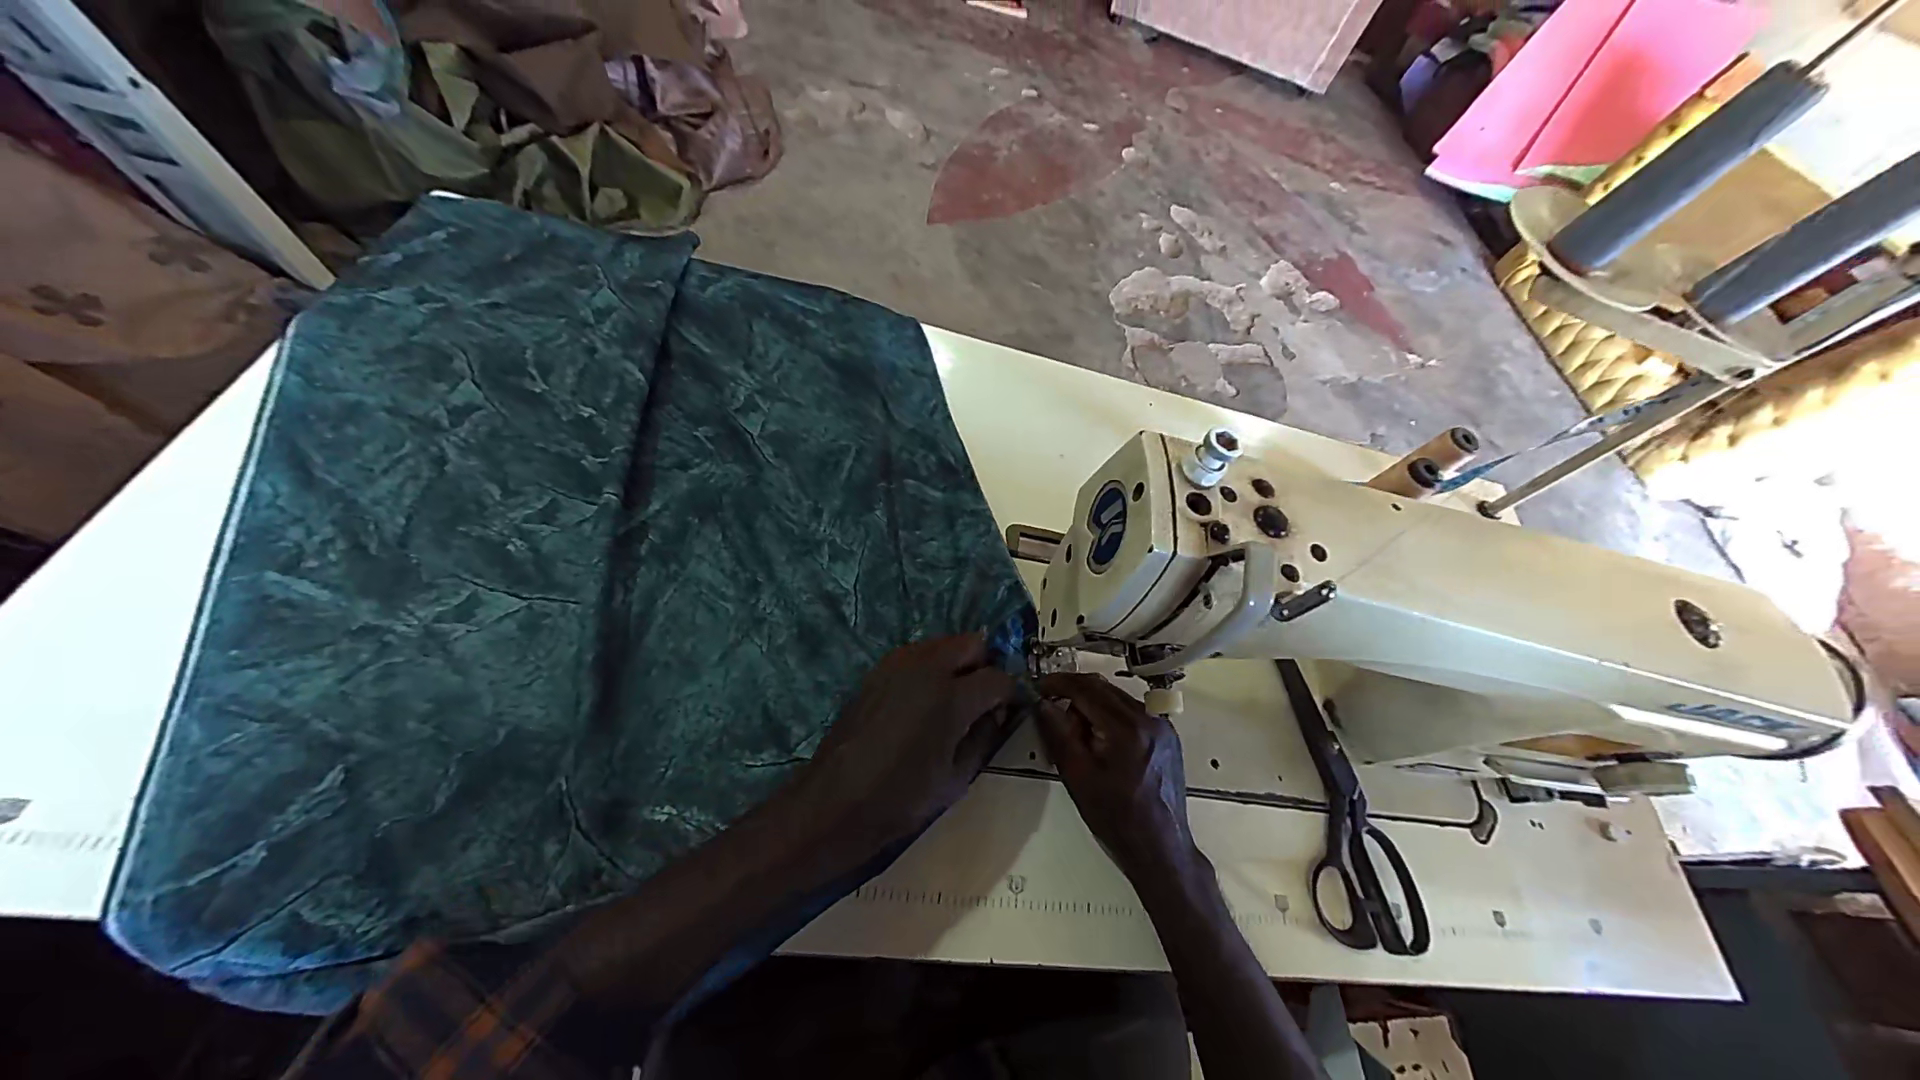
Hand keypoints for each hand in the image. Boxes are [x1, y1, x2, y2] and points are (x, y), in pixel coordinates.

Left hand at [797, 633, 1017, 853]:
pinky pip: (916, 654)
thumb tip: (996, 714)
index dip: (1011, 692)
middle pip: (972, 643)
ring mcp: (898, 665)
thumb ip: (984, 737)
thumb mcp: (957, 778)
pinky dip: (929, 666)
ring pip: (942, 643)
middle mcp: (927, 669)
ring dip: (956, 662)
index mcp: (952, 697)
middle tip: (983, 697)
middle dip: (985, 665)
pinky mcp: (877, 670)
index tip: (1011, 708)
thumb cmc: (902, 798)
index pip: (999, 677)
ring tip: (953, 697)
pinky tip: (924, 698)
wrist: (837, 801)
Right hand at [1036, 673, 1198, 879]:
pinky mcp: (1167, 736)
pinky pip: (1132, 712)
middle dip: (1074, 695)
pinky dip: (1110, 716)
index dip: (1058, 683)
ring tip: (1076, 735)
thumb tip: (1043, 703)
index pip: (1087, 689)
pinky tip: (1100, 740)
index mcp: (1128, 728)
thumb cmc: (1115, 818)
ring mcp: (1162, 726)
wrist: (1160, 848)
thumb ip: (1058, 734)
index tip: (1038, 686)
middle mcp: (1149, 719)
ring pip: (1117, 698)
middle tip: (1052, 713)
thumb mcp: (1077, 776)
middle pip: (1103, 689)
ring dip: (1092, 706)